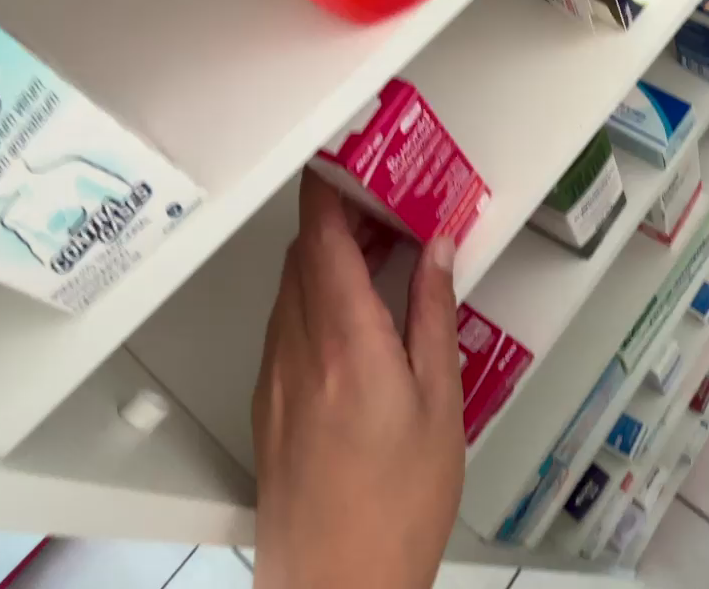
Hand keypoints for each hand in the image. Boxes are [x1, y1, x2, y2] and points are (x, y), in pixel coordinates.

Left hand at [252, 172, 464, 588]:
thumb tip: (436, 250)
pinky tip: (350, 313)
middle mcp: (298, 350)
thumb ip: (433, 313)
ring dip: (323, 256)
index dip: (327, 193)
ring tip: (374, 251)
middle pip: (302, 257)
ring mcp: (275, 378)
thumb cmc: (401, 498)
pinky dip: (312, 296)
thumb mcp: (440, 398)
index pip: (323, 241)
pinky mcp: (267, 406)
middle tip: (381, 205)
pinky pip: (284, 325)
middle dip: (335, 219)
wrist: (338, 585)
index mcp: (347, 341)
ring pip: (289, 289)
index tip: (342, 162)